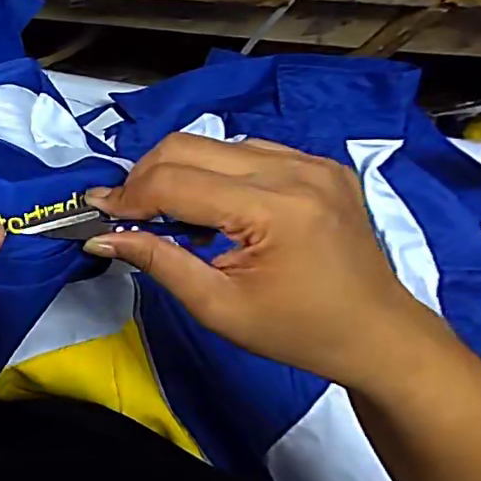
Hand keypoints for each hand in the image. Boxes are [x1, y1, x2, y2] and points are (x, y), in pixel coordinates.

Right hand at [81, 133, 456, 391]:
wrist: (382, 337)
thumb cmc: (298, 332)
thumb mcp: (216, 307)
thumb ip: (156, 261)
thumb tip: (99, 237)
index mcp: (276, 211)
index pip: (175, 182)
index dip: (128, 196)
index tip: (98, 212)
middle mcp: (296, 172)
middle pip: (187, 146)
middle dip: (144, 176)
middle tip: (127, 212)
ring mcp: (311, 162)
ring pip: (210, 142)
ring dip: (175, 171)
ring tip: (168, 213)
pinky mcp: (317, 163)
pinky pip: (241, 149)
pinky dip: (209, 170)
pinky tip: (210, 204)